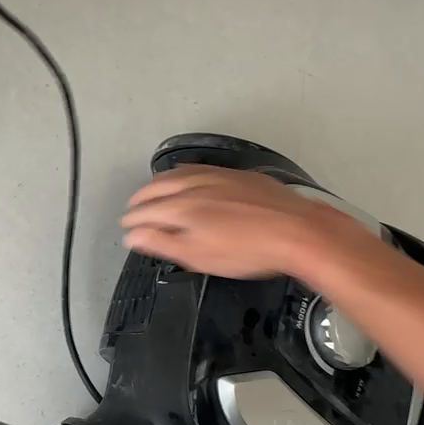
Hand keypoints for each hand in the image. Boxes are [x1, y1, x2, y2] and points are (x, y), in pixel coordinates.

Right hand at [119, 165, 390, 282]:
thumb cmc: (247, 251)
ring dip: (158, 183)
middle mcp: (193, 185)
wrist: (297, 231)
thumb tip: (131, 235)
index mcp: (180, 207)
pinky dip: (181, 173)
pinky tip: (185, 177)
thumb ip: (162, 243)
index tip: (126, 227)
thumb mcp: (199, 256)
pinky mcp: (235, 174)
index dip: (132, 220)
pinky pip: (197, 168)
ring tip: (151, 190)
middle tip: (132, 209)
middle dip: (141, 199)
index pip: (145, 211)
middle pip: (156, 188)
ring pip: (176, 174)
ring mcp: (215, 176)